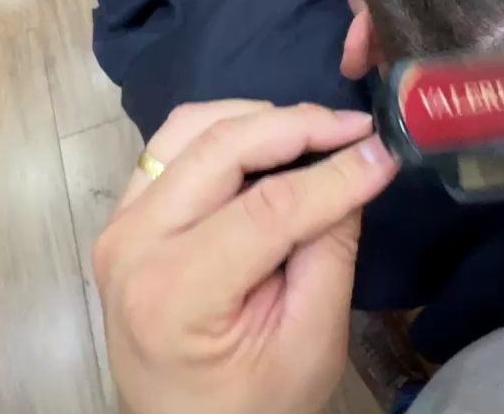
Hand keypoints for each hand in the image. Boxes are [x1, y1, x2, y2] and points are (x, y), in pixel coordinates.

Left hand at [96, 101, 399, 413]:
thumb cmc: (253, 404)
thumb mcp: (309, 345)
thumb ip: (331, 249)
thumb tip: (359, 162)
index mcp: (174, 293)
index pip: (266, 208)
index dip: (332, 173)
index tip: (383, 149)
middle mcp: (134, 244)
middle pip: (222, 148)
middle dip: (299, 125)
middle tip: (354, 127)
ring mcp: (121, 221)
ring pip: (192, 127)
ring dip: (259, 117)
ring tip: (315, 131)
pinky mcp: (125, 210)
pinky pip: (173, 141)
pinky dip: (224, 126)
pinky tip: (266, 139)